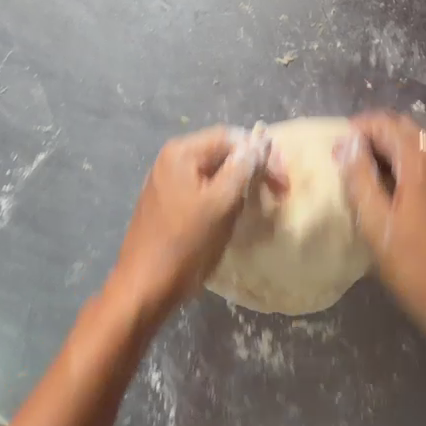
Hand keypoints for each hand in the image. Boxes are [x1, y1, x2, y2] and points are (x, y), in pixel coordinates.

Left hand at [106, 126, 269, 319]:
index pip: (230, 138)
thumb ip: (243, 169)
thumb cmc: (185, 245)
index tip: (282, 183)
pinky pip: (201, 190)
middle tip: (276, 193)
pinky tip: (231, 215)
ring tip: (257, 204)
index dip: (260, 155)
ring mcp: (166, 182)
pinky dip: (221, 197)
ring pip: (212, 173)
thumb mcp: (221, 204)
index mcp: (181, 152)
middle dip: (250, 169)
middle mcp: (170, 160)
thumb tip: (260, 142)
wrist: (143, 288)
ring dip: (237, 185)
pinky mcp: (167, 204)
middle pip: (220, 153)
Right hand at [339, 111, 425, 328]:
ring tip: (371, 166)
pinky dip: (412, 158)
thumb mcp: (375, 223)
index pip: (385, 124)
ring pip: (423, 141)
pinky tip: (398, 184)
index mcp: (421, 163)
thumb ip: (359, 177)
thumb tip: (346, 142)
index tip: (336, 149)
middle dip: (375, 133)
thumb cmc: (416, 267)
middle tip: (349, 155)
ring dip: (395, 144)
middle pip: (406, 128)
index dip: (357, 129)